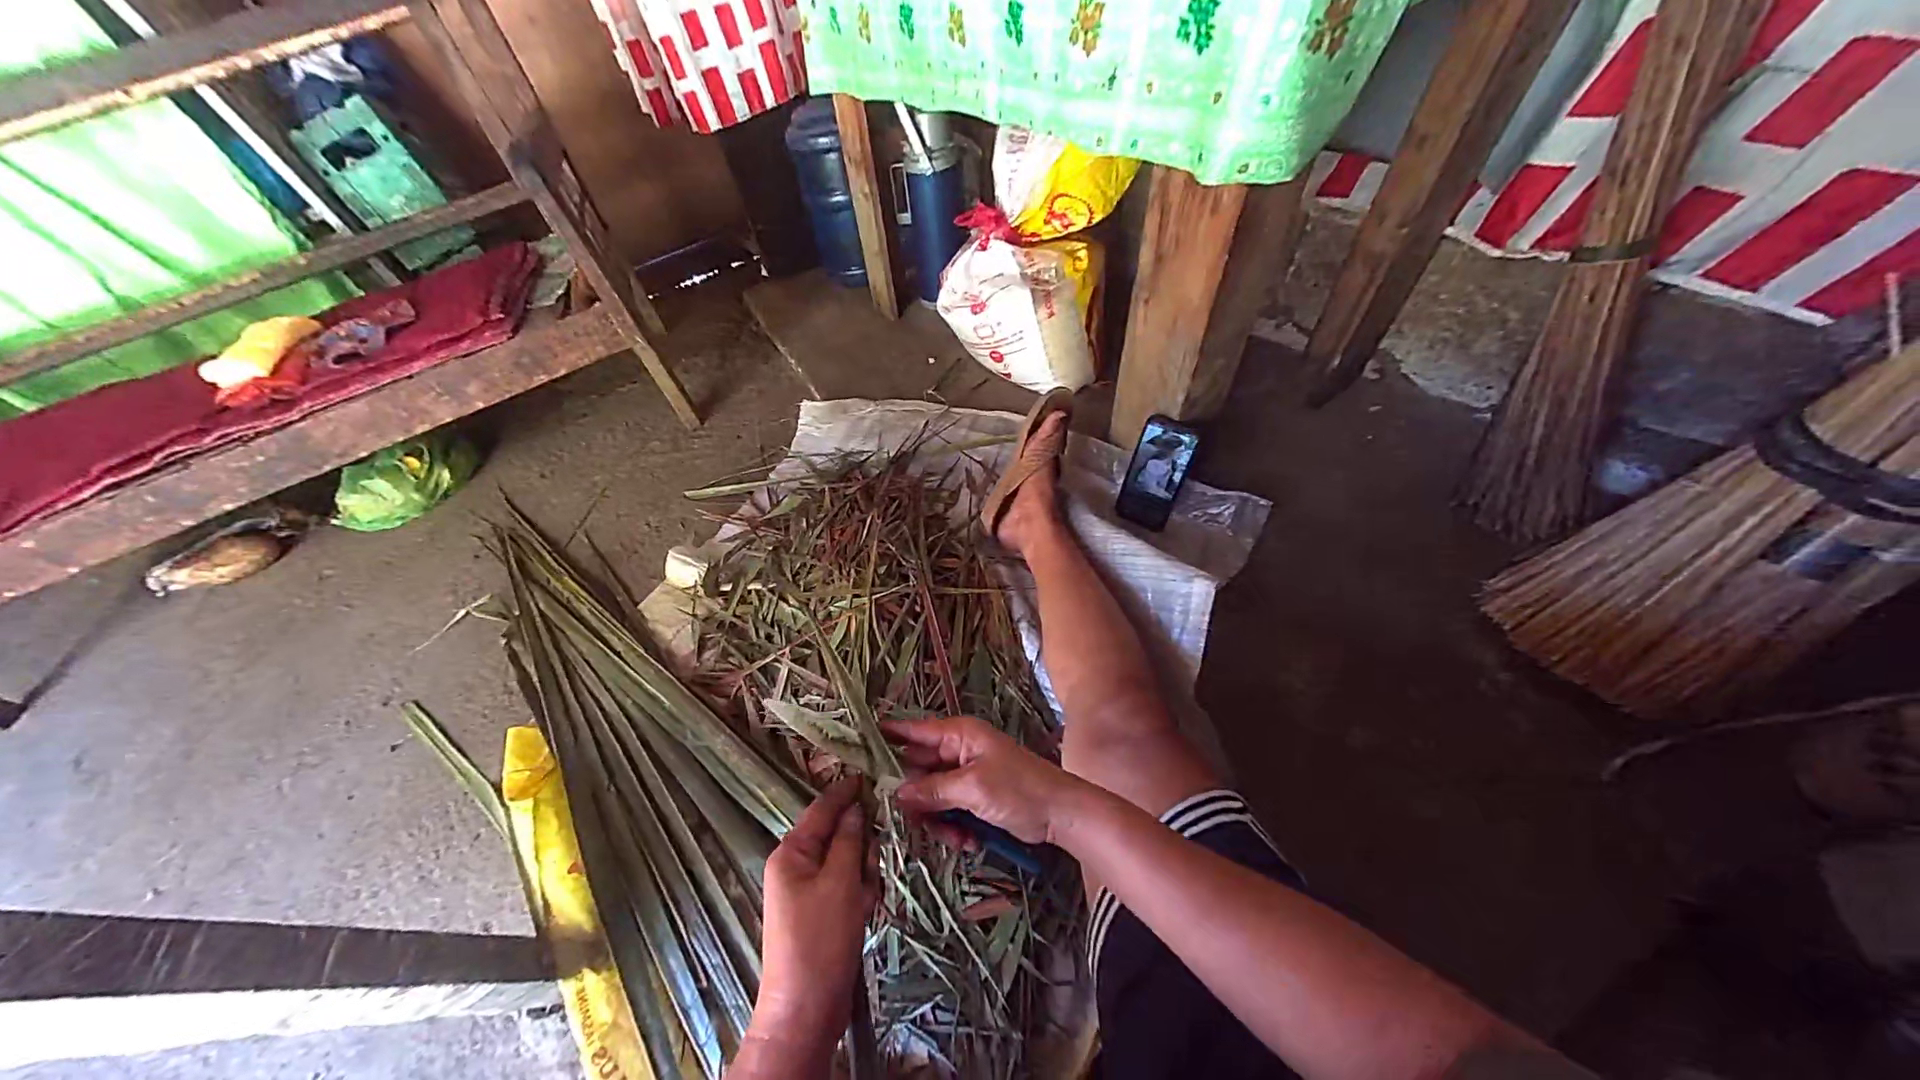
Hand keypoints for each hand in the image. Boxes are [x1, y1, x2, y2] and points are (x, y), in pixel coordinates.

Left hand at [742, 777, 876, 1066]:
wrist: (806, 1010)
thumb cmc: (820, 940)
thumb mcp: (840, 882)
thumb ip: (849, 839)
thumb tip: (856, 807)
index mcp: (792, 852)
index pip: (822, 807)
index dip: (846, 790)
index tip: (871, 771)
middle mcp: (797, 865)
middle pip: (839, 834)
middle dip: (861, 844)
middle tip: (873, 862)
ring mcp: (810, 890)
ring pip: (848, 861)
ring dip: (864, 873)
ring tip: (867, 896)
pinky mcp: (824, 912)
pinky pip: (848, 886)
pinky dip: (861, 894)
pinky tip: (866, 911)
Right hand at [885, 716, 1091, 845]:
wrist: (1060, 814)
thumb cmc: (1019, 790)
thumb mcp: (973, 788)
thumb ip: (933, 790)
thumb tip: (896, 792)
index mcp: (959, 734)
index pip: (913, 731)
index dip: (886, 737)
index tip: (856, 748)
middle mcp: (958, 750)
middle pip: (917, 769)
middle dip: (914, 796)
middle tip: (908, 818)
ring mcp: (965, 775)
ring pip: (930, 795)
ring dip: (937, 819)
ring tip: (954, 835)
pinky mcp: (973, 798)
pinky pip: (948, 810)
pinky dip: (953, 827)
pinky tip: (967, 840)